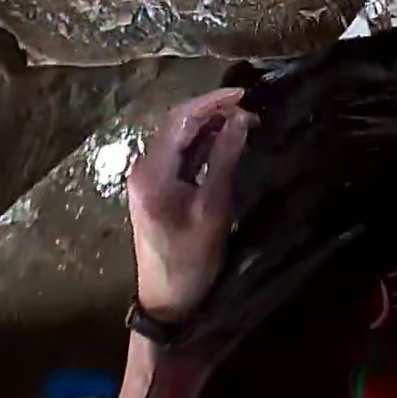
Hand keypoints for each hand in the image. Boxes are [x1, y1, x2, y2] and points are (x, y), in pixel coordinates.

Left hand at [128, 87, 256, 321]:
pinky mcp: (161, 185)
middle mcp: (146, 166)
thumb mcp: (212, 206)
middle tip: (250, 111)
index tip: (244, 95)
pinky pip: (184, 151)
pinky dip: (207, 140)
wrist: (169, 302)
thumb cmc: (190, 257)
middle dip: (215, 110)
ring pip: (183, 134)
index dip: (212, 101)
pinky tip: (229, 140)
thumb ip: (225, 157)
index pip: (180, 119)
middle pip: (179, 122)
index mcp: (151, 171)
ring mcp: (151, 176)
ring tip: (246, 123)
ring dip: (213, 124)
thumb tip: (241, 118)